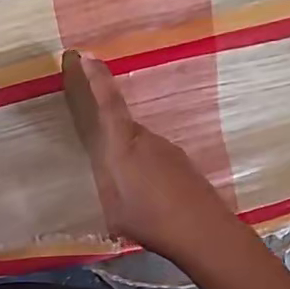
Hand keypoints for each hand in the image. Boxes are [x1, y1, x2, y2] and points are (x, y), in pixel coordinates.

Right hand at [73, 54, 239, 263]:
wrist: (203, 231)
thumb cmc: (150, 220)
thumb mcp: (113, 210)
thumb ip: (106, 187)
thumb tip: (104, 177)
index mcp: (124, 146)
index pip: (108, 104)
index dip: (96, 79)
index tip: (86, 57)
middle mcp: (147, 140)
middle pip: (123, 129)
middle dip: (111, 138)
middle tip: (103, 165)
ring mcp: (170, 151)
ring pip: (141, 147)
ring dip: (132, 161)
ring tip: (128, 193)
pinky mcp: (184, 165)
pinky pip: (158, 160)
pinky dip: (150, 172)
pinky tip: (150, 200)